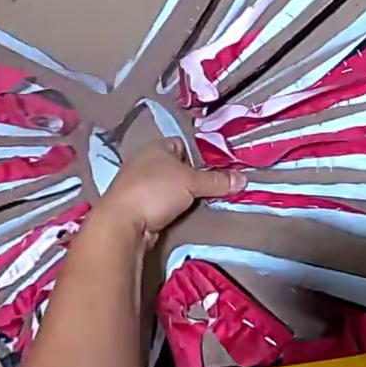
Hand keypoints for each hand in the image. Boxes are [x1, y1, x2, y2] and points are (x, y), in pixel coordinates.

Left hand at [97, 139, 244, 243]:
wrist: (122, 222)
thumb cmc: (156, 190)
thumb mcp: (191, 182)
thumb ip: (216, 180)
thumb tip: (243, 179)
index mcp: (156, 147)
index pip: (182, 144)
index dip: (199, 155)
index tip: (215, 169)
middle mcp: (145, 162)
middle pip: (178, 167)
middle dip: (194, 178)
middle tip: (214, 188)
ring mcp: (138, 185)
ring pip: (170, 187)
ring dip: (184, 196)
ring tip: (203, 203)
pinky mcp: (137, 206)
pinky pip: (162, 204)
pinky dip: (173, 209)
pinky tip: (185, 215)